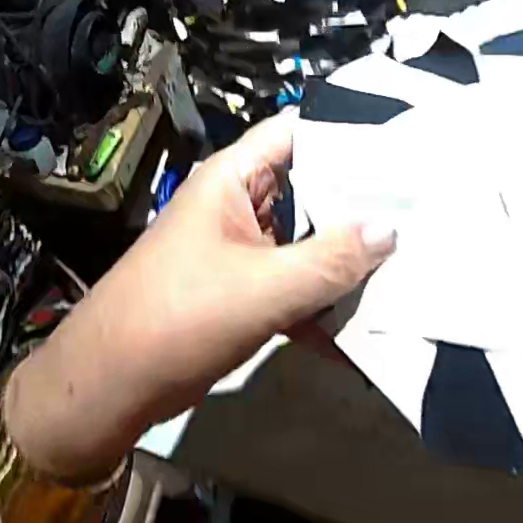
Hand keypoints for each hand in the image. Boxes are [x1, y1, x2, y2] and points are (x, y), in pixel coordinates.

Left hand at [4, 112, 394, 479]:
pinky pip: (293, 281)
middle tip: (416, 207)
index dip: (345, 135)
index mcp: (233, 178)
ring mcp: (241, 248)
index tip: (398, 149)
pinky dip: (321, 299)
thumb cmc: (179, 316)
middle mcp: (238, 203)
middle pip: (307, 187)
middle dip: (356, 201)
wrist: (107, 388)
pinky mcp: (242, 288)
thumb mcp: (262, 287)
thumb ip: (329, 259)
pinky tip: (363, 325)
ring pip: (304, 237)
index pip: (295, 134)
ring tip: (405, 258)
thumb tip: (391, 228)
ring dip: (343, 254)